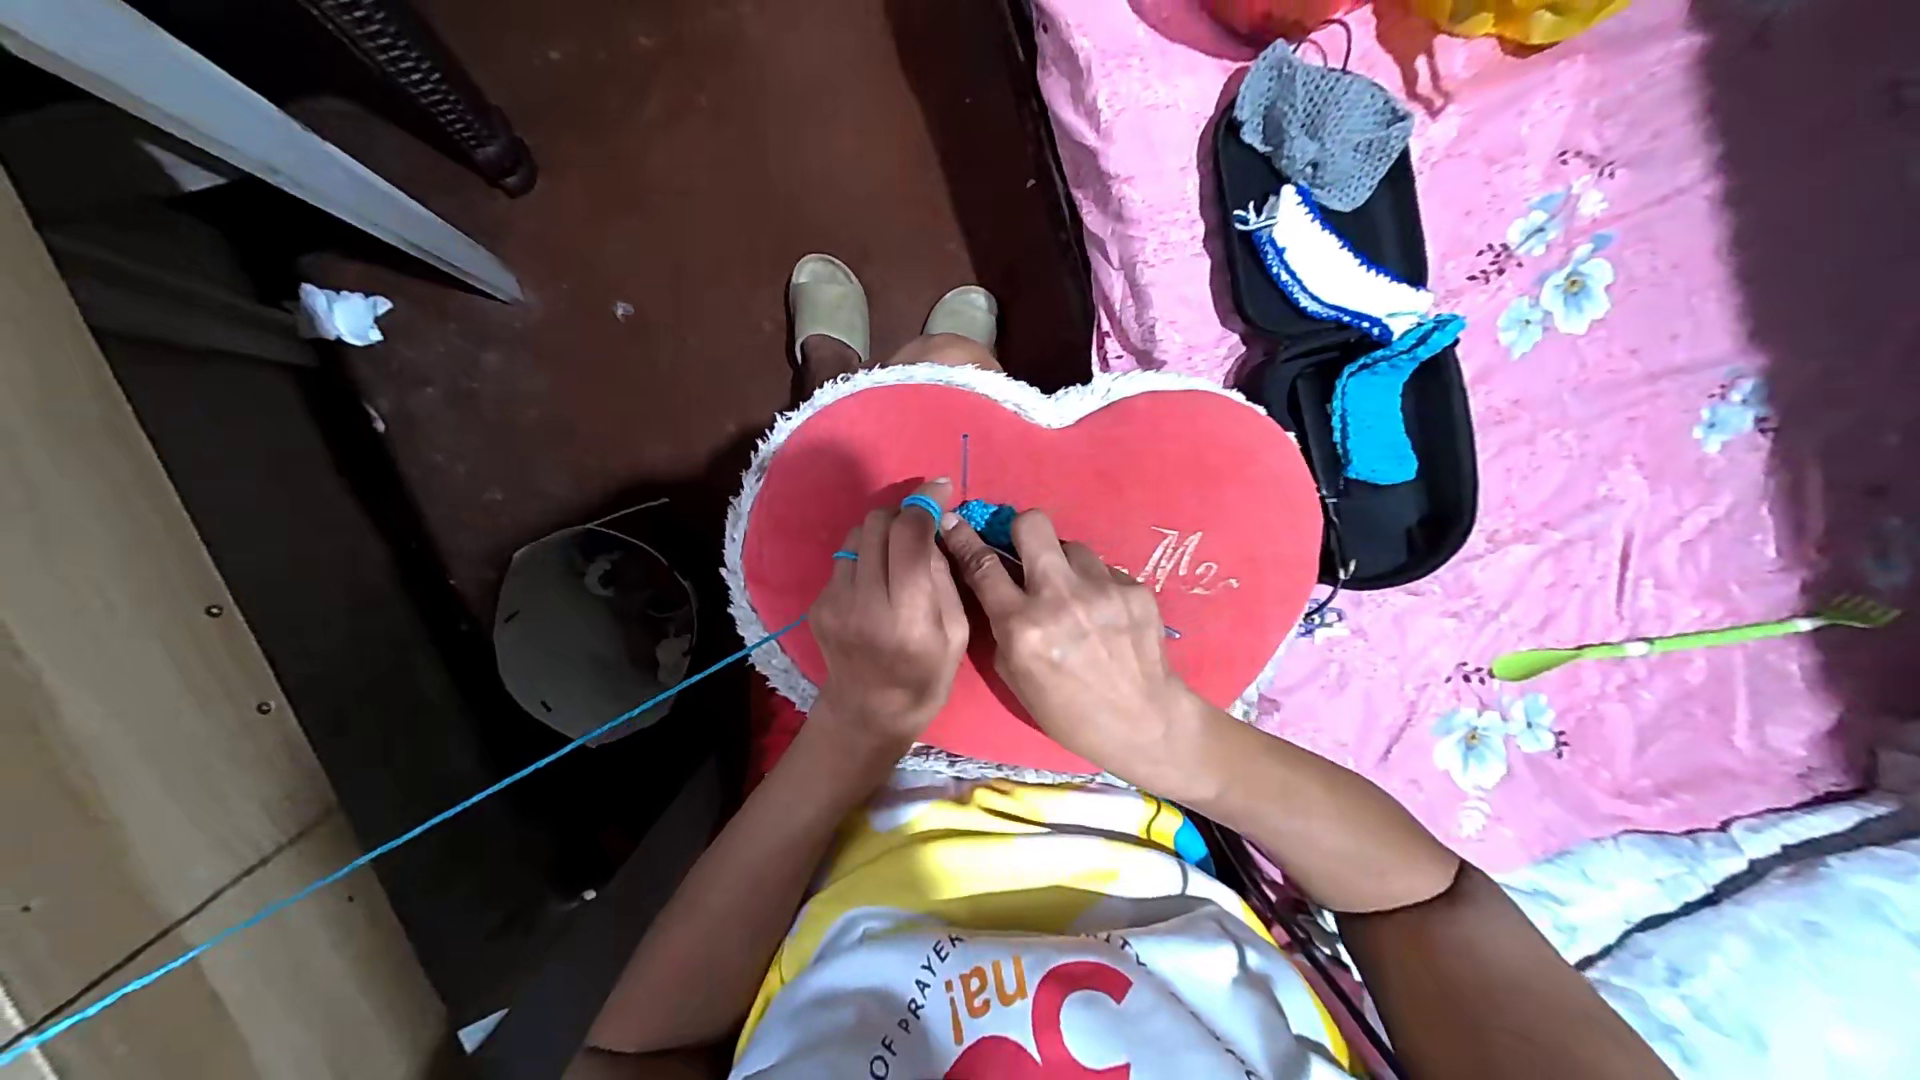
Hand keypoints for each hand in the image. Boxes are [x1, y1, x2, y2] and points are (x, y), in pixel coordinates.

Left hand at [808, 479, 967, 750]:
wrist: (868, 713)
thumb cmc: (925, 678)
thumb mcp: (956, 633)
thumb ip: (945, 575)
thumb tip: (935, 527)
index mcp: (907, 616)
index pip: (910, 535)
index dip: (926, 502)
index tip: (940, 489)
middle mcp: (865, 602)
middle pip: (878, 523)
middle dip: (903, 514)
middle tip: (920, 526)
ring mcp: (834, 602)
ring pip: (857, 535)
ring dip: (882, 533)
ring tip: (897, 554)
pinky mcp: (818, 603)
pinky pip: (844, 558)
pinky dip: (865, 557)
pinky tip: (877, 581)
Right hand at [941, 509, 1211, 789]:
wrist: (1143, 723)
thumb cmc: (1068, 711)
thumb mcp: (1014, 675)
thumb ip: (1001, 624)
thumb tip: (996, 582)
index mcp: (1022, 627)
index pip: (983, 565)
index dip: (963, 538)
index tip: (953, 521)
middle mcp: (1060, 597)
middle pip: (1032, 524)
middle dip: (1021, 531)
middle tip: (1027, 553)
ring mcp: (1103, 589)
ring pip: (1072, 545)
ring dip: (1065, 565)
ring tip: (1075, 596)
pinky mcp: (1136, 589)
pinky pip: (1104, 570)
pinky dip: (1097, 586)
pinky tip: (1105, 614)